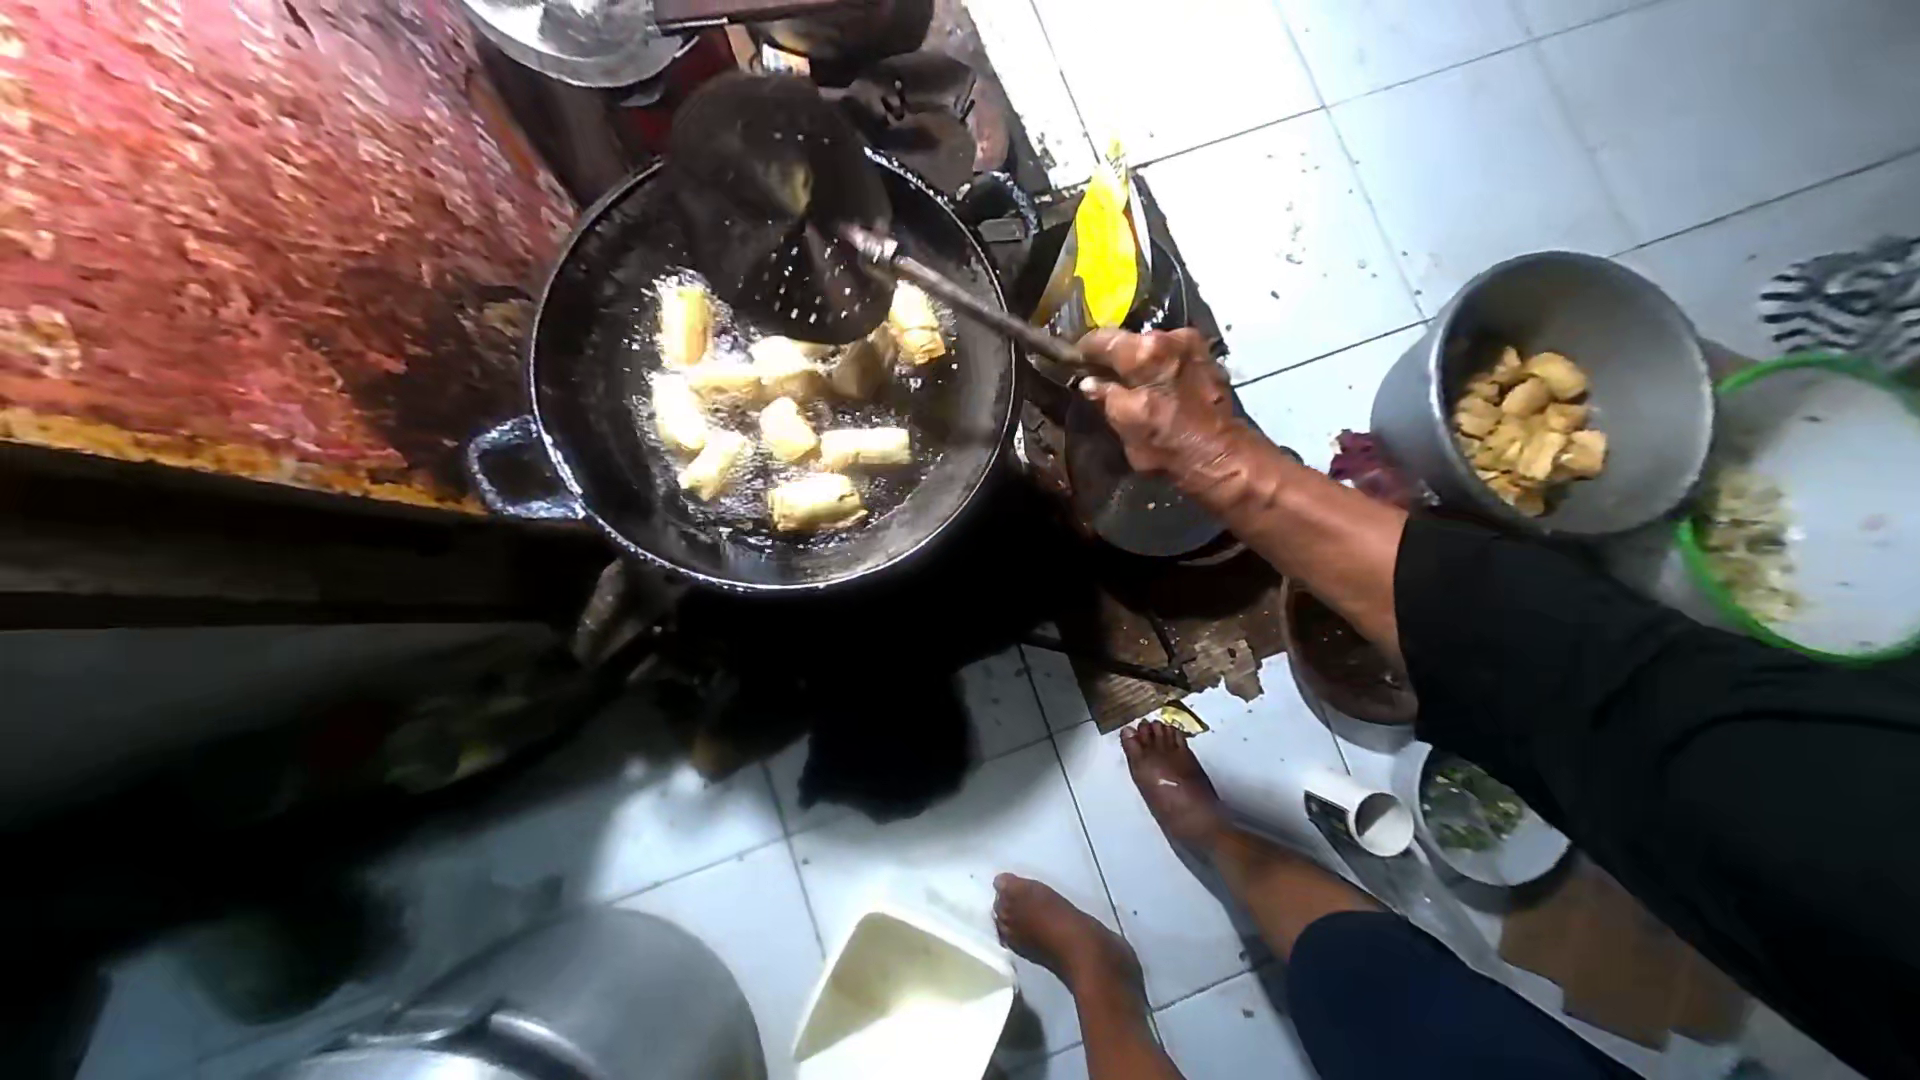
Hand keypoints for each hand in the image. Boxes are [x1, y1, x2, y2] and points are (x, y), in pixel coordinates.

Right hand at [1077, 328, 1250, 485]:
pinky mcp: (1208, 359)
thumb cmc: (1166, 443)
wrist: (1220, 457)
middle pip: (1129, 340)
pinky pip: (1171, 357)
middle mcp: (1171, 337)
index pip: (1102, 338)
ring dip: (1137, 363)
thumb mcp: (1124, 422)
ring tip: (1127, 384)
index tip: (1074, 364)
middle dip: (1113, 358)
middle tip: (1098, 377)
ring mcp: (1193, 346)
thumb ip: (1104, 397)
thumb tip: (1089, 382)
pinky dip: (1159, 368)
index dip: (1083, 352)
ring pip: (1152, 348)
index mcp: (1146, 350)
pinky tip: (1154, 388)